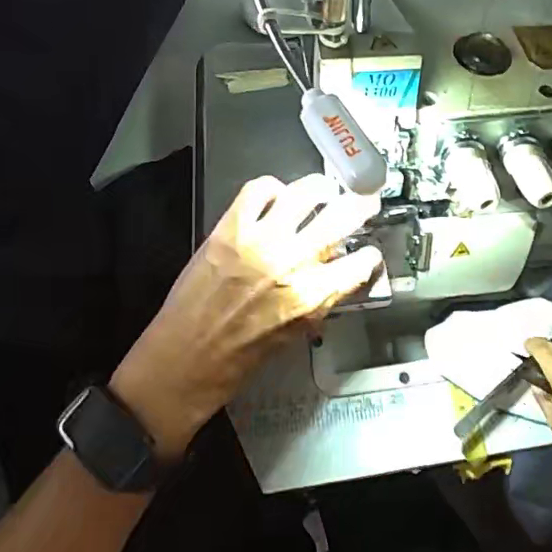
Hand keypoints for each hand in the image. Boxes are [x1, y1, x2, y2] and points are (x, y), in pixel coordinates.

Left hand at [111, 174, 381, 459]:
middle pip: (341, 217)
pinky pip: (259, 189)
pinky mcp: (229, 229)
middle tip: (364, 200)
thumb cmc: (239, 359)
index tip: (368, 253)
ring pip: (304, 192)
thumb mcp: (295, 334)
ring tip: (323, 190)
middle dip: (360, 206)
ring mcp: (259, 240)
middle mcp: (290, 262)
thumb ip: (320, 299)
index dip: (369, 256)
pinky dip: (273, 188)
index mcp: (311, 297)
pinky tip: (276, 199)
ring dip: (321, 188)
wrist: (182, 362)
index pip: (359, 263)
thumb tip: (337, 275)